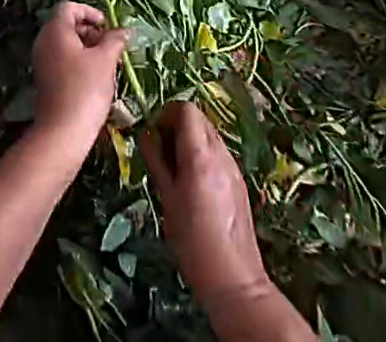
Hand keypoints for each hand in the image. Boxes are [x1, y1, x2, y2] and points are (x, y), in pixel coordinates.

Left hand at [30, 1, 127, 145]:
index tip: (108, 26)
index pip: (69, 7)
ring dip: (87, 46)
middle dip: (90, 30)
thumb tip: (124, 30)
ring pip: (65, 42)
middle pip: (66, 23)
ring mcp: (42, 58)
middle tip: (111, 45)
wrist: (63, 128)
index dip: (90, 11)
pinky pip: (62, 57)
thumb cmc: (85, 89)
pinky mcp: (45, 75)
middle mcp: (43, 39)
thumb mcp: (105, 61)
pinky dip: (78, 59)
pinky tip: (95, 75)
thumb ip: (114, 41)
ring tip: (108, 61)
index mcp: (55, 30)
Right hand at [139, 100, 271, 304]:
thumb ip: (156, 159)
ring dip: (190, 140)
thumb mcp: (165, 195)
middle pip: (199, 118)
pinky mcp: (240, 183)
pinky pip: (218, 153)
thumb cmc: (190, 237)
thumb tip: (145, 134)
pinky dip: (202, 155)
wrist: (233, 278)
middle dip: (177, 125)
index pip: (186, 109)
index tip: (154, 134)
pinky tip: (192, 182)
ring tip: (175, 167)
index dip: (166, 114)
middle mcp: (221, 155)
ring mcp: (234, 169)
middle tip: (161, 149)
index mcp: (200, 155)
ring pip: (209, 135)